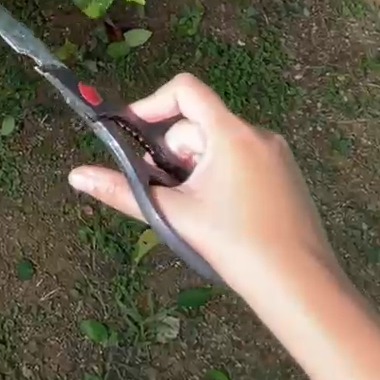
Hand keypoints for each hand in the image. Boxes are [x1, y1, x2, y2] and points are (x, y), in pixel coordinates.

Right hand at [66, 73, 341, 304]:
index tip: (136, 131)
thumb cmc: (235, 244)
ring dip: (195, 165)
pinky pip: (240, 158)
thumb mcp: (173, 214)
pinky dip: (219, 174)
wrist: (304, 290)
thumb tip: (75, 176)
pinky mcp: (287, 176)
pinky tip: (221, 213)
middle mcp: (257, 135)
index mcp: (231, 134)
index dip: (154, 102)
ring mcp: (277, 155)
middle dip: (174, 151)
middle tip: (170, 190)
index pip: (186, 89)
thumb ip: (121, 190)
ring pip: (217, 143)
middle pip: (197, 123)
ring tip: (195, 207)